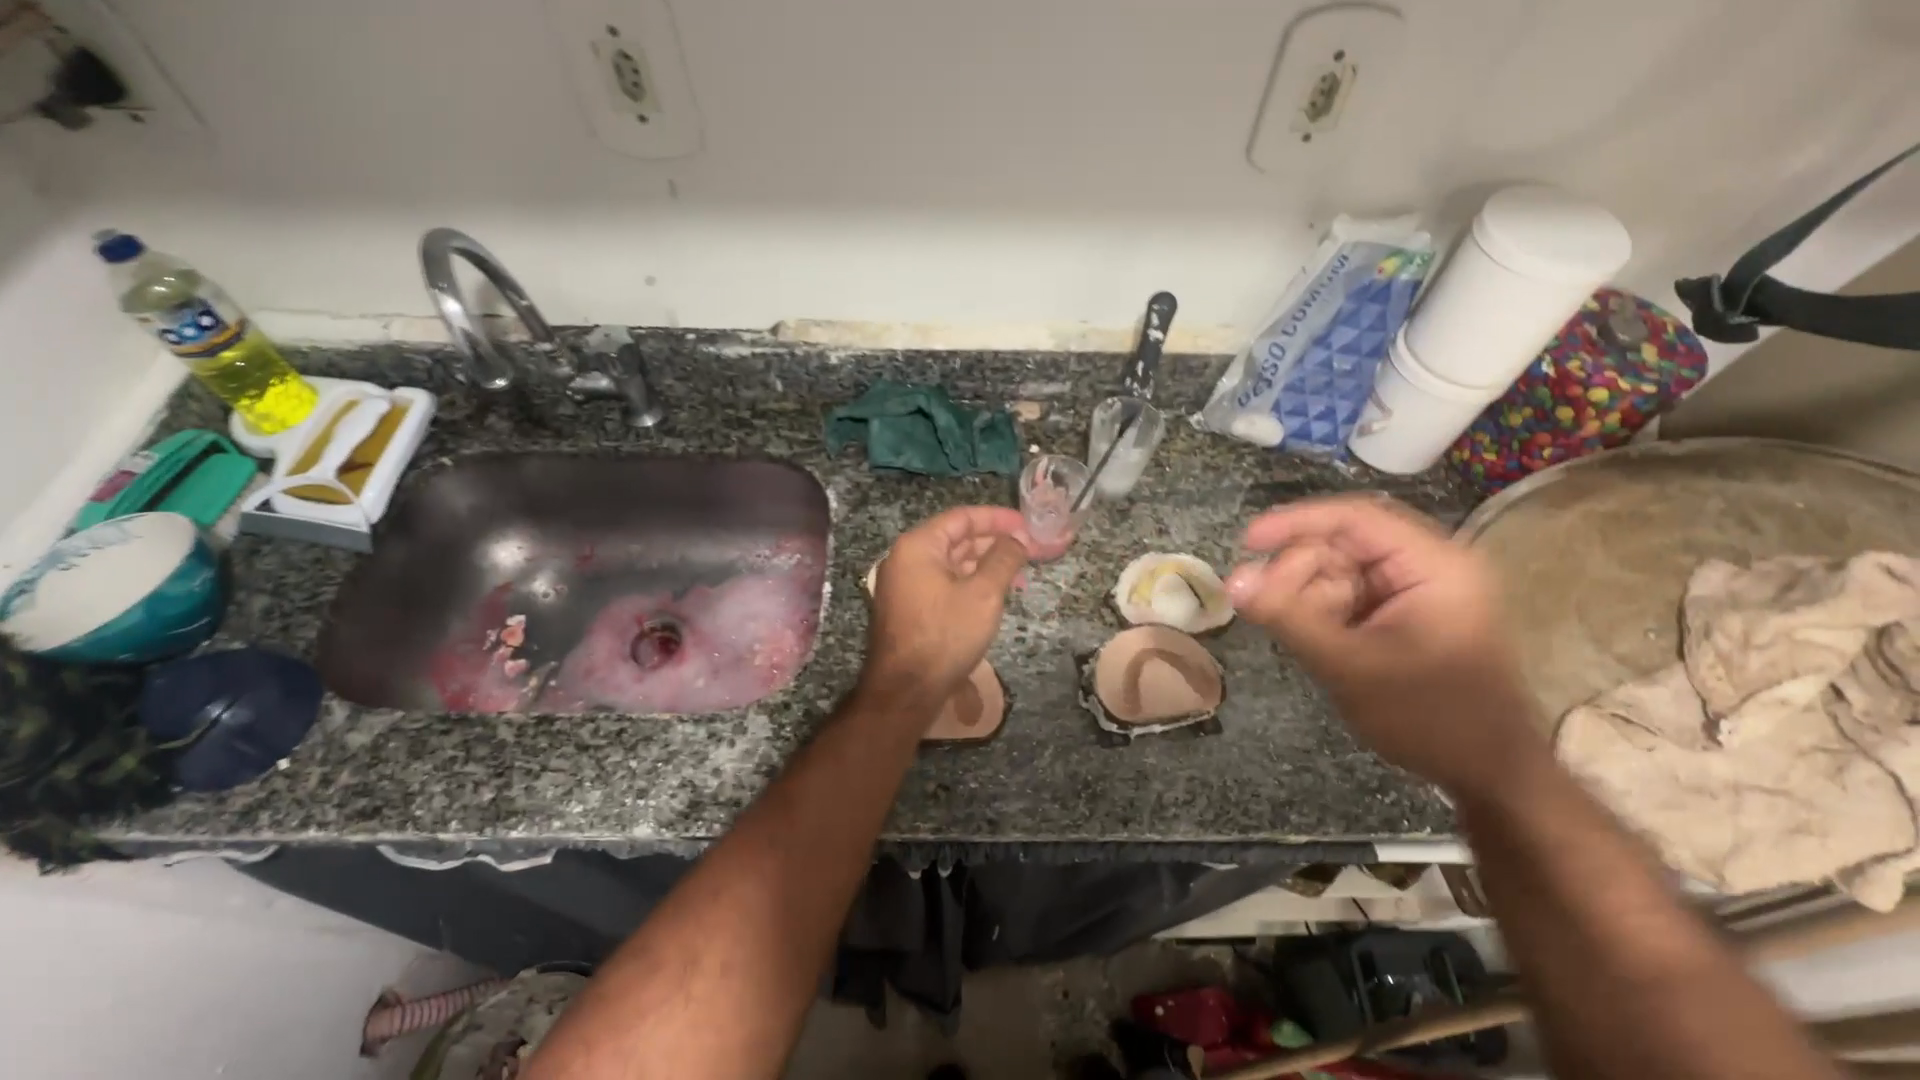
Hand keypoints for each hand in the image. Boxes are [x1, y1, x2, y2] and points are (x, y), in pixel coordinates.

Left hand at [863, 506, 1029, 709]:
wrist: (906, 690)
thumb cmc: (945, 636)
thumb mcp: (984, 594)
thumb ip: (1004, 559)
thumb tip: (1018, 540)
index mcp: (918, 546)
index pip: (962, 517)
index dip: (998, 519)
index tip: (1027, 525)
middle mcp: (905, 558)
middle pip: (955, 538)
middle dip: (994, 542)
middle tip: (1029, 550)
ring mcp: (903, 584)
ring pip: (950, 563)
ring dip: (984, 564)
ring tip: (1019, 574)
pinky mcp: (908, 608)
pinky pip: (942, 583)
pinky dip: (969, 582)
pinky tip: (993, 594)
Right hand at [1226, 495, 1545, 797]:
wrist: (1491, 775)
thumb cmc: (1431, 719)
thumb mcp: (1351, 666)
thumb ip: (1290, 617)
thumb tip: (1233, 580)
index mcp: (1434, 565)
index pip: (1355, 518)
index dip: (1295, 524)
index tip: (1246, 543)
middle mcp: (1431, 566)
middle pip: (1347, 543)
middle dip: (1300, 569)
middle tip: (1264, 603)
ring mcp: (1422, 592)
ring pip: (1346, 571)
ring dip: (1310, 594)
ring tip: (1294, 631)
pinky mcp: (1410, 617)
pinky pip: (1355, 597)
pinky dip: (1326, 612)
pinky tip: (1313, 638)